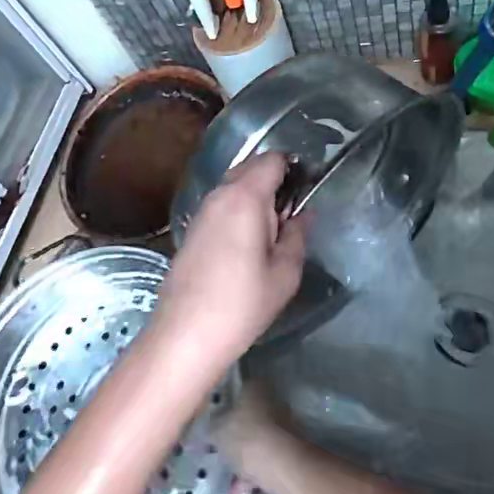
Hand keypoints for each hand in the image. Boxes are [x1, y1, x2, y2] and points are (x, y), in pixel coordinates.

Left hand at [149, 153, 306, 369]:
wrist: (185, 334)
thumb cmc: (241, 304)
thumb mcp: (284, 274)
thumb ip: (297, 236)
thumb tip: (302, 215)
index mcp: (244, 197)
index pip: (272, 160)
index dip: (294, 168)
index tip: (307, 190)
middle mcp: (219, 194)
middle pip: (251, 168)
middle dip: (275, 182)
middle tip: (291, 216)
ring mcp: (202, 211)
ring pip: (234, 187)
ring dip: (255, 198)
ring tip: (271, 234)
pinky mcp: (192, 228)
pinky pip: (222, 205)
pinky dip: (238, 211)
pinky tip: (247, 244)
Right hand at [213, 381, 299, 481]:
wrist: (282, 466)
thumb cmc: (246, 437)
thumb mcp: (217, 430)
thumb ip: (209, 429)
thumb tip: (204, 430)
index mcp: (255, 387)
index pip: (235, 391)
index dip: (221, 407)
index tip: (210, 422)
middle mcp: (272, 400)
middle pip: (247, 416)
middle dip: (232, 433)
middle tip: (215, 448)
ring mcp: (283, 426)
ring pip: (256, 439)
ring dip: (242, 456)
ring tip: (223, 475)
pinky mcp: (289, 451)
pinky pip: (264, 459)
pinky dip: (252, 473)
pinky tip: (236, 490)